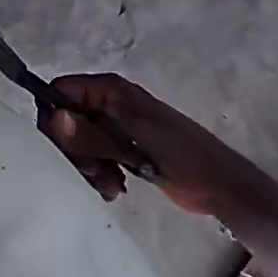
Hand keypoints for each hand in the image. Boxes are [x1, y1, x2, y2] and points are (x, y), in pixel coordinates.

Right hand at [40, 73, 268, 214]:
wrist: (223, 187)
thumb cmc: (184, 159)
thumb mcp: (136, 148)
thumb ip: (93, 136)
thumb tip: (54, 118)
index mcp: (110, 89)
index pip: (60, 92)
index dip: (55, 119)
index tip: (63, 150)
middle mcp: (107, 101)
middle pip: (65, 118)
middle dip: (74, 149)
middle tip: (94, 172)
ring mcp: (113, 124)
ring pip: (76, 140)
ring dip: (87, 166)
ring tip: (110, 184)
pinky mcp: (120, 146)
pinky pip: (92, 155)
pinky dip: (97, 173)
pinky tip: (115, 187)